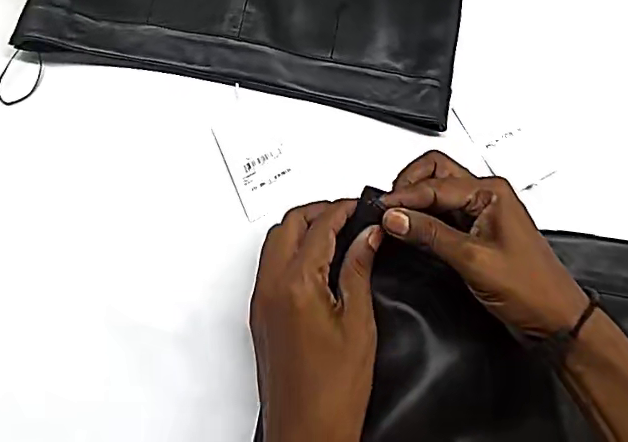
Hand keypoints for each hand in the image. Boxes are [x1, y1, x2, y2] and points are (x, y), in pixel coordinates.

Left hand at [251, 199, 380, 441]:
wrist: (306, 437)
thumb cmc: (332, 394)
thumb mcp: (359, 324)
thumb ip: (359, 269)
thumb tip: (367, 236)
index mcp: (297, 283)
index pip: (319, 226)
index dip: (342, 210)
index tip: (358, 207)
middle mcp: (272, 286)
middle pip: (290, 223)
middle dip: (318, 212)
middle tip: (346, 215)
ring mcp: (262, 300)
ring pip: (276, 240)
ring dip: (302, 228)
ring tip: (334, 233)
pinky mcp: (260, 314)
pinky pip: (270, 264)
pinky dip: (290, 250)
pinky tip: (315, 260)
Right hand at [378, 151, 587, 338]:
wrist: (559, 323)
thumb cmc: (534, 290)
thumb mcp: (474, 260)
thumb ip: (431, 235)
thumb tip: (396, 217)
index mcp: (490, 191)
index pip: (434, 184)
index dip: (405, 197)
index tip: (382, 209)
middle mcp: (486, 194)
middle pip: (435, 172)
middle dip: (409, 185)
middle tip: (388, 205)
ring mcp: (482, 211)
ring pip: (438, 191)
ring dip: (416, 201)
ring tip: (395, 217)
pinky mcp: (477, 230)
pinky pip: (444, 212)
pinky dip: (425, 218)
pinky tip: (412, 230)